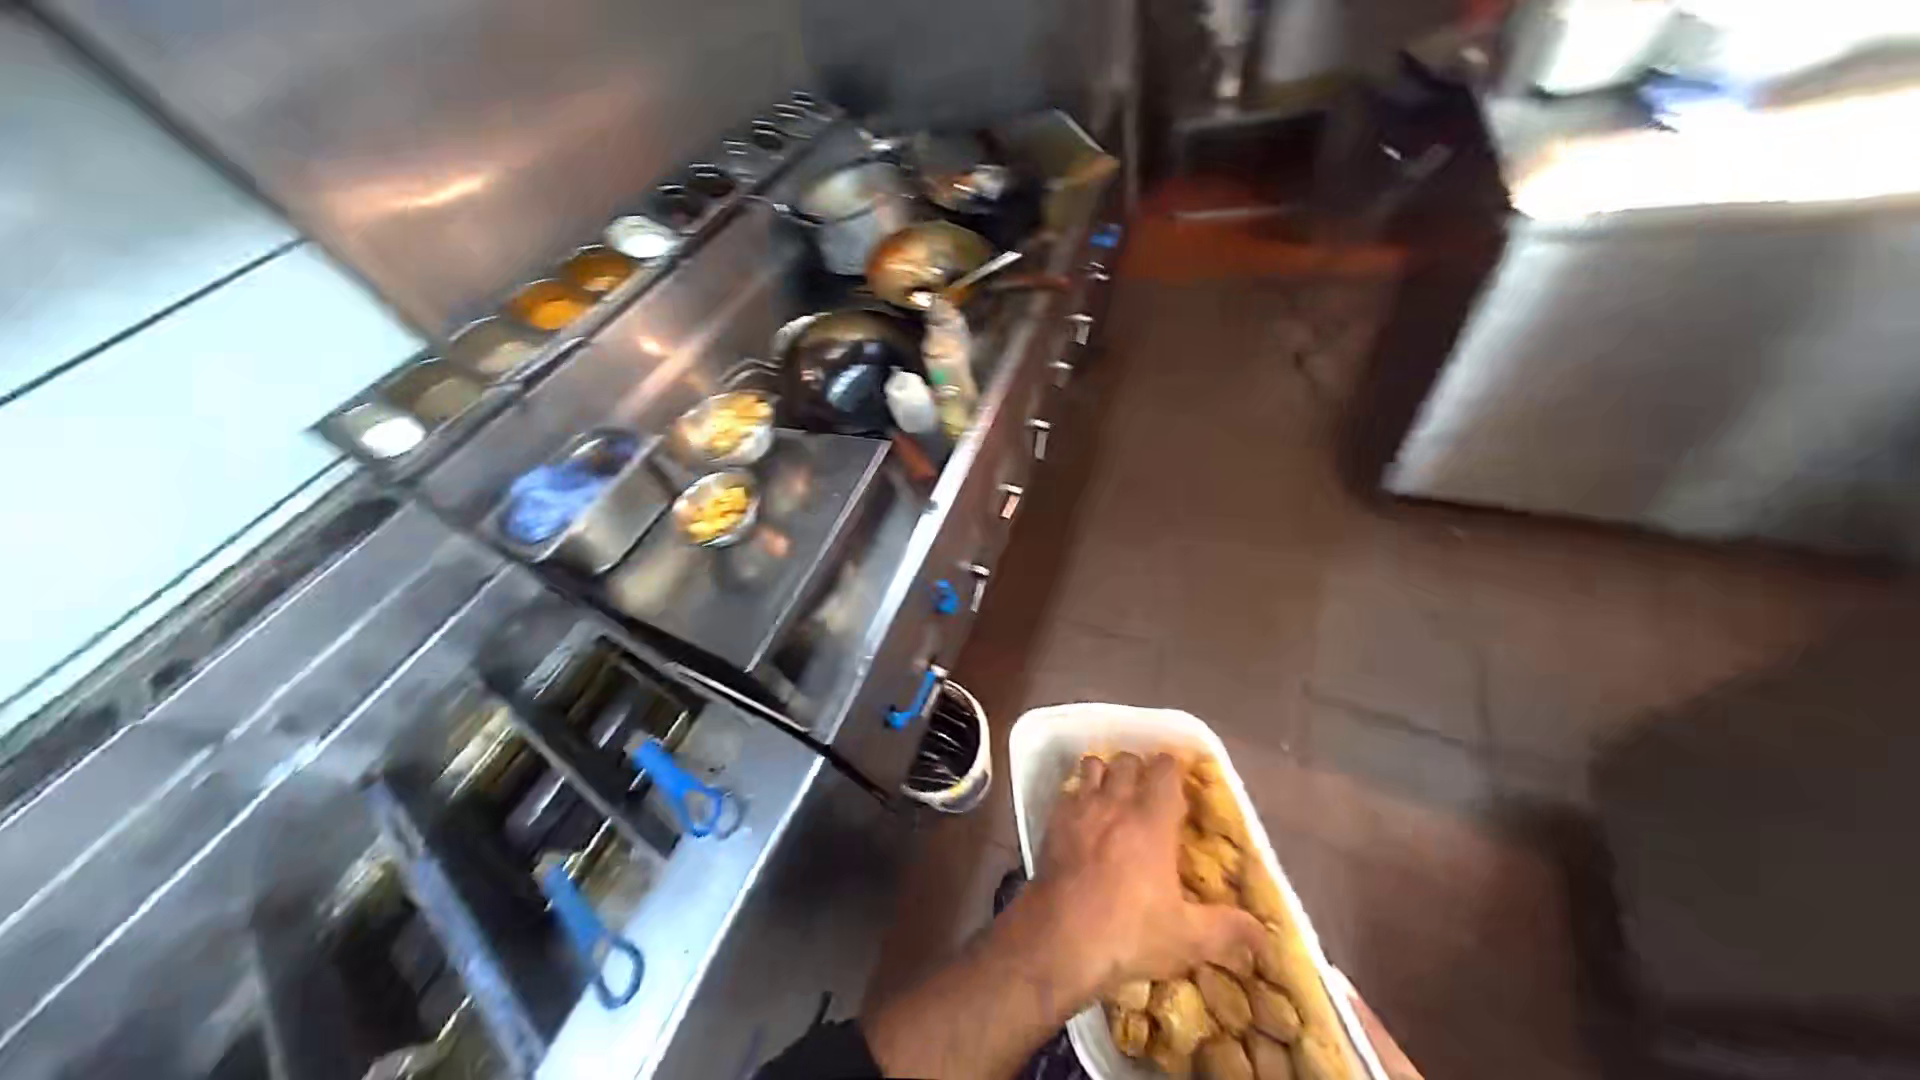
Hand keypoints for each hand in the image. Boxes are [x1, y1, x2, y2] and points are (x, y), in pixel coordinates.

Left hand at [1025, 752, 1267, 998]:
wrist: (1060, 937)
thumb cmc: (1128, 932)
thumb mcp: (1187, 938)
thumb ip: (1227, 929)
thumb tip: (1265, 934)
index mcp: (1152, 821)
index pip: (1164, 772)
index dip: (1172, 770)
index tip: (1179, 782)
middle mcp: (1116, 803)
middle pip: (1127, 762)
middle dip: (1140, 769)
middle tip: (1148, 792)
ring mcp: (1080, 808)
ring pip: (1094, 767)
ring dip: (1106, 773)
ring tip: (1114, 795)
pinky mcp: (1053, 820)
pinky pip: (1068, 790)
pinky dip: (1078, 793)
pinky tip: (1083, 816)